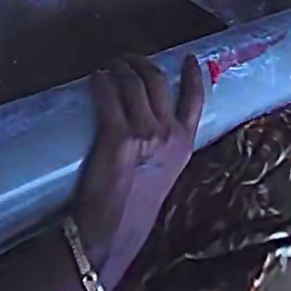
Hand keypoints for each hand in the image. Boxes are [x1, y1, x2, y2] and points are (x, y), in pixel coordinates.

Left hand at [74, 54, 206, 284]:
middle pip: (158, 81)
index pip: (195, 99)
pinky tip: (95, 77)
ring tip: (108, 66)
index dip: (193, 74)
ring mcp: (145, 132)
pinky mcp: (116, 136)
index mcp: (185, 142)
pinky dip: (100, 81)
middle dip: (141, 63)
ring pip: (132, 83)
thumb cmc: (136, 206)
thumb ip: (166, 147)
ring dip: (119, 68)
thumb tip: (149, 121)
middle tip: (127, 59)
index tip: (187, 58)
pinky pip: (108, 95)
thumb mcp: (166, 173)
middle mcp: (169, 133)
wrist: (112, 232)